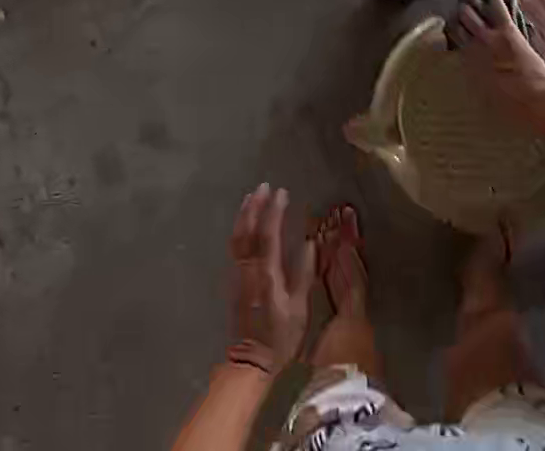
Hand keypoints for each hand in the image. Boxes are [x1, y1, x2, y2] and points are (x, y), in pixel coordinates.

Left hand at [225, 183, 312, 374]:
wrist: (251, 358)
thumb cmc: (281, 336)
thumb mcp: (300, 308)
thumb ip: (304, 274)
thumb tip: (311, 243)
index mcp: (268, 273)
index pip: (269, 233)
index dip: (274, 210)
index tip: (282, 192)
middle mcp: (249, 268)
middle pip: (249, 228)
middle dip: (256, 204)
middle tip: (264, 185)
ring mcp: (238, 271)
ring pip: (238, 235)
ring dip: (245, 213)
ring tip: (252, 195)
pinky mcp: (233, 277)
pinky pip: (234, 244)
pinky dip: (239, 227)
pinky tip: (243, 221)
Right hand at [451, 0, 544, 113]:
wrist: (535, 102)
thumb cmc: (509, 106)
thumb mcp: (484, 95)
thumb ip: (475, 80)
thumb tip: (468, 76)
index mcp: (466, 62)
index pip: (452, 38)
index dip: (452, 30)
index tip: (454, 27)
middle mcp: (472, 47)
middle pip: (459, 23)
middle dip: (460, 15)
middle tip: (463, 11)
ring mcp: (490, 38)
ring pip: (472, 14)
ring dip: (472, 7)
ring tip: (472, 1)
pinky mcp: (507, 33)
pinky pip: (497, 11)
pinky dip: (494, 1)